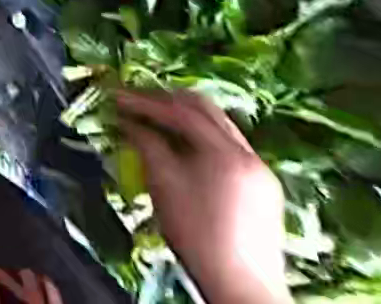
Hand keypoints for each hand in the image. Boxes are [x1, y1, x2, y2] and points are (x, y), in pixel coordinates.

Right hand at [116, 89, 291, 303]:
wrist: (243, 290)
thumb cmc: (197, 235)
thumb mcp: (163, 184)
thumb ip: (146, 144)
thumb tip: (128, 120)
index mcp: (227, 154)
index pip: (182, 112)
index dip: (146, 100)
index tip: (118, 96)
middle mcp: (249, 155)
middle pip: (206, 110)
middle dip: (168, 101)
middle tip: (137, 101)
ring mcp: (260, 172)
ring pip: (219, 126)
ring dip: (185, 117)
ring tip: (154, 120)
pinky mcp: (263, 188)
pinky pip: (228, 146)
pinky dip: (201, 137)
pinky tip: (181, 146)